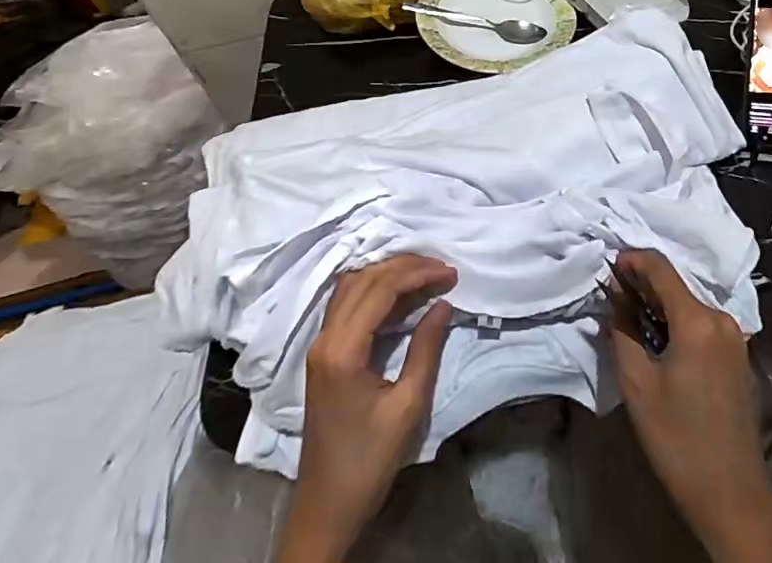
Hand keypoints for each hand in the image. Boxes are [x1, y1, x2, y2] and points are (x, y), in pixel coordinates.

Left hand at [277, 255, 457, 562]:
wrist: (327, 505)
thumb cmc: (370, 459)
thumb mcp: (408, 405)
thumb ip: (426, 348)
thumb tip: (443, 304)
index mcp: (342, 350)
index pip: (380, 289)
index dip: (418, 274)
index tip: (451, 273)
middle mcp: (324, 339)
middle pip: (363, 280)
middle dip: (405, 267)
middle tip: (443, 269)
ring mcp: (320, 346)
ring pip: (351, 287)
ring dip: (388, 274)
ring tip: (426, 275)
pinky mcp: (324, 355)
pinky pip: (347, 305)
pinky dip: (375, 290)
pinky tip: (401, 295)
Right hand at [606, 250, 771, 562]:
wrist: (731, 492)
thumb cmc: (677, 439)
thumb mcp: (638, 385)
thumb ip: (623, 331)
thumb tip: (615, 295)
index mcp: (699, 321)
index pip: (661, 269)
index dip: (633, 260)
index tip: (609, 262)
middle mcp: (722, 319)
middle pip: (677, 285)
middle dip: (643, 284)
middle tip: (613, 292)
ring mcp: (735, 337)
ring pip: (690, 304)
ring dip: (660, 305)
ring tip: (630, 315)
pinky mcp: (738, 355)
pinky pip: (703, 323)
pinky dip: (678, 322)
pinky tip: (659, 338)